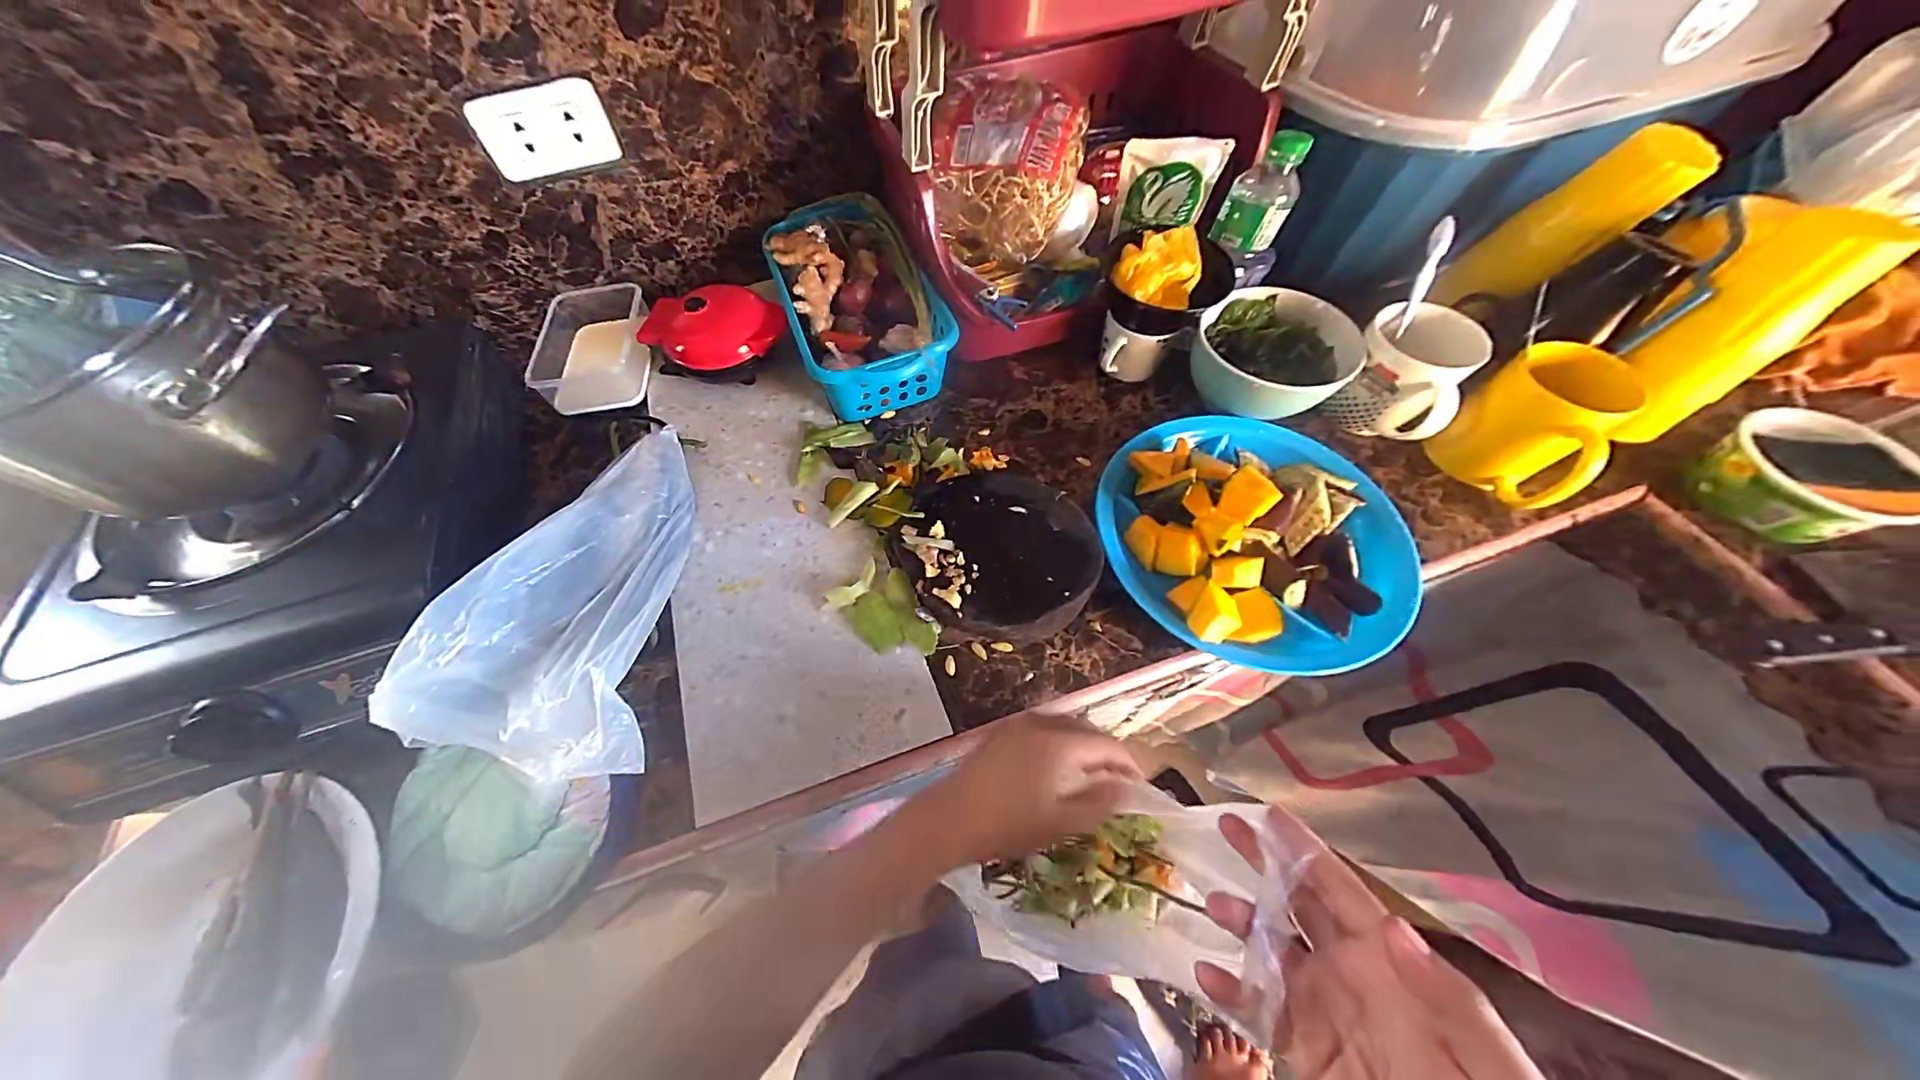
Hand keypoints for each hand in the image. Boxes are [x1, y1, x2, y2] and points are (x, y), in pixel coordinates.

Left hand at [897, 712, 1143, 868]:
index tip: (1140, 786)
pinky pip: (1041, 727)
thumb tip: (1128, 788)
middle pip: (1087, 730)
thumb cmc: (1008, 825)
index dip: (1129, 764)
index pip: (1108, 745)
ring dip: (1082, 745)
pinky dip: (1058, 741)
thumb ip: (1100, 802)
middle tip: (1117, 782)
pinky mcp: (1000, 732)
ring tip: (1089, 774)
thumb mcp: (1062, 822)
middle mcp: (1041, 723)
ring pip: (1063, 725)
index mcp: (1061, 743)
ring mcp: (1017, 724)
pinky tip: (1055, 766)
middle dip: (1106, 753)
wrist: (948, 819)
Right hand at [1196, 807, 1543, 1079]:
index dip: (1304, 849)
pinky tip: (1207, 975)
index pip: (1340, 890)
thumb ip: (1449, 998)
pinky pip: (1258, 1012)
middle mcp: (1347, 974)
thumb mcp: (1490, 1060)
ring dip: (1241, 923)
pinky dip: (1229, 991)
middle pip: (1295, 904)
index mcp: (1389, 962)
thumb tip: (1392, 926)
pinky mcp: (1302, 1051)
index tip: (1270, 814)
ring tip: (1216, 907)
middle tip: (1227, 824)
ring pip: (1269, 951)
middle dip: (1261, 862)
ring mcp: (1321, 1011)